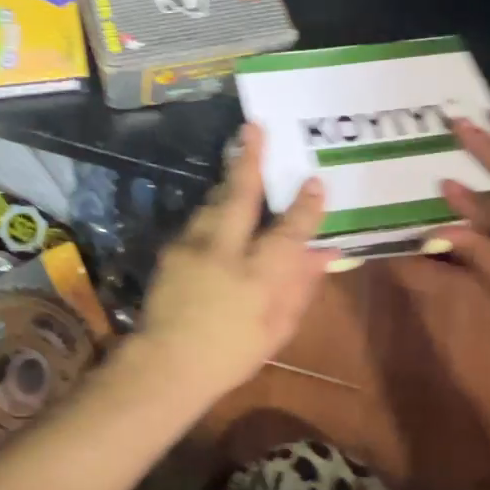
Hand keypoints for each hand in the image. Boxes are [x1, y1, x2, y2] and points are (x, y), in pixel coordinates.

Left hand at [132, 124, 336, 402]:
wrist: (166, 361)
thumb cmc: (230, 354)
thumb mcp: (276, 328)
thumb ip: (299, 286)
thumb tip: (323, 253)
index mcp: (256, 277)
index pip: (288, 233)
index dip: (304, 207)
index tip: (315, 182)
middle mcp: (223, 252)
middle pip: (239, 196)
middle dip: (249, 159)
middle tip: (254, 127)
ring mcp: (192, 246)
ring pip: (214, 202)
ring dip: (229, 180)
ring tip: (241, 158)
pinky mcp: (172, 248)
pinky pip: (198, 220)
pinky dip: (212, 209)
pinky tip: (220, 207)